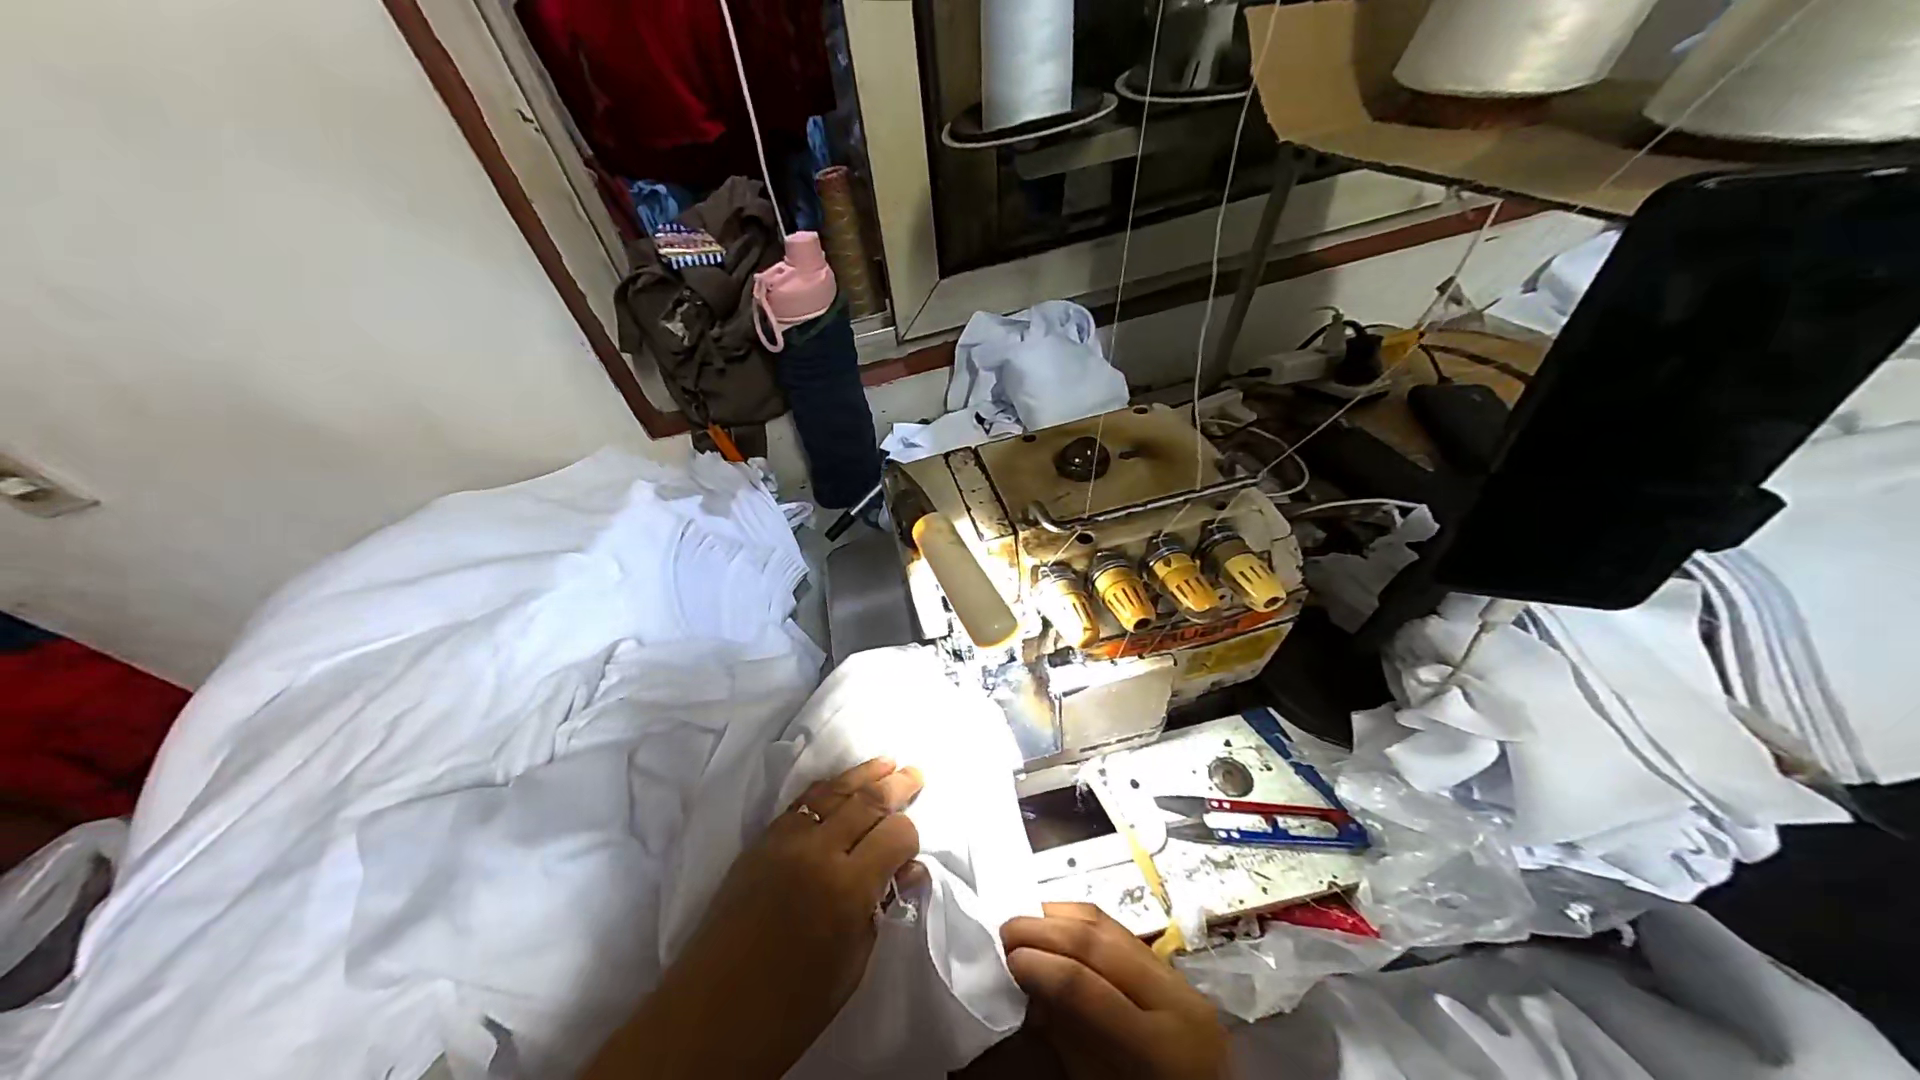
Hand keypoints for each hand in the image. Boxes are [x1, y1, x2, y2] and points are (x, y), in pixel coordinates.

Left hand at [583, 758, 922, 1079]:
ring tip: (887, 762)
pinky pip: (801, 802)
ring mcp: (785, 841)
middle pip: (867, 802)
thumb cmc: (792, 1005)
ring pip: (833, 791)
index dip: (911, 837)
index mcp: (848, 888)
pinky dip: (826, 789)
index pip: (896, 834)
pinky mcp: (760, 841)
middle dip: (897, 786)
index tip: (910, 851)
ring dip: (863, 775)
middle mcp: (818, 852)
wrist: (712, 1015)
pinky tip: (840, 783)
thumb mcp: (853, 963)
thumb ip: (880, 906)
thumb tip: (905, 870)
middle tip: (916, 773)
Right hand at [1001, 903, 1228, 1079]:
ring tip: (1025, 922)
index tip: (1005, 958)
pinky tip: (1056, 924)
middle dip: (1043, 930)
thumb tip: (1028, 984)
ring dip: (1059, 916)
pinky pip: (1120, 931)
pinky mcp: (1173, 970)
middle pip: (1097, 942)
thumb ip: (1066, 1035)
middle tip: (1005, 931)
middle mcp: (1174, 1000)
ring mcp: (1178, 980)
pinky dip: (1081, 922)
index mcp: (1158, 1048)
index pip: (1085, 986)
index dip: (1039, 966)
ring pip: (1110, 925)